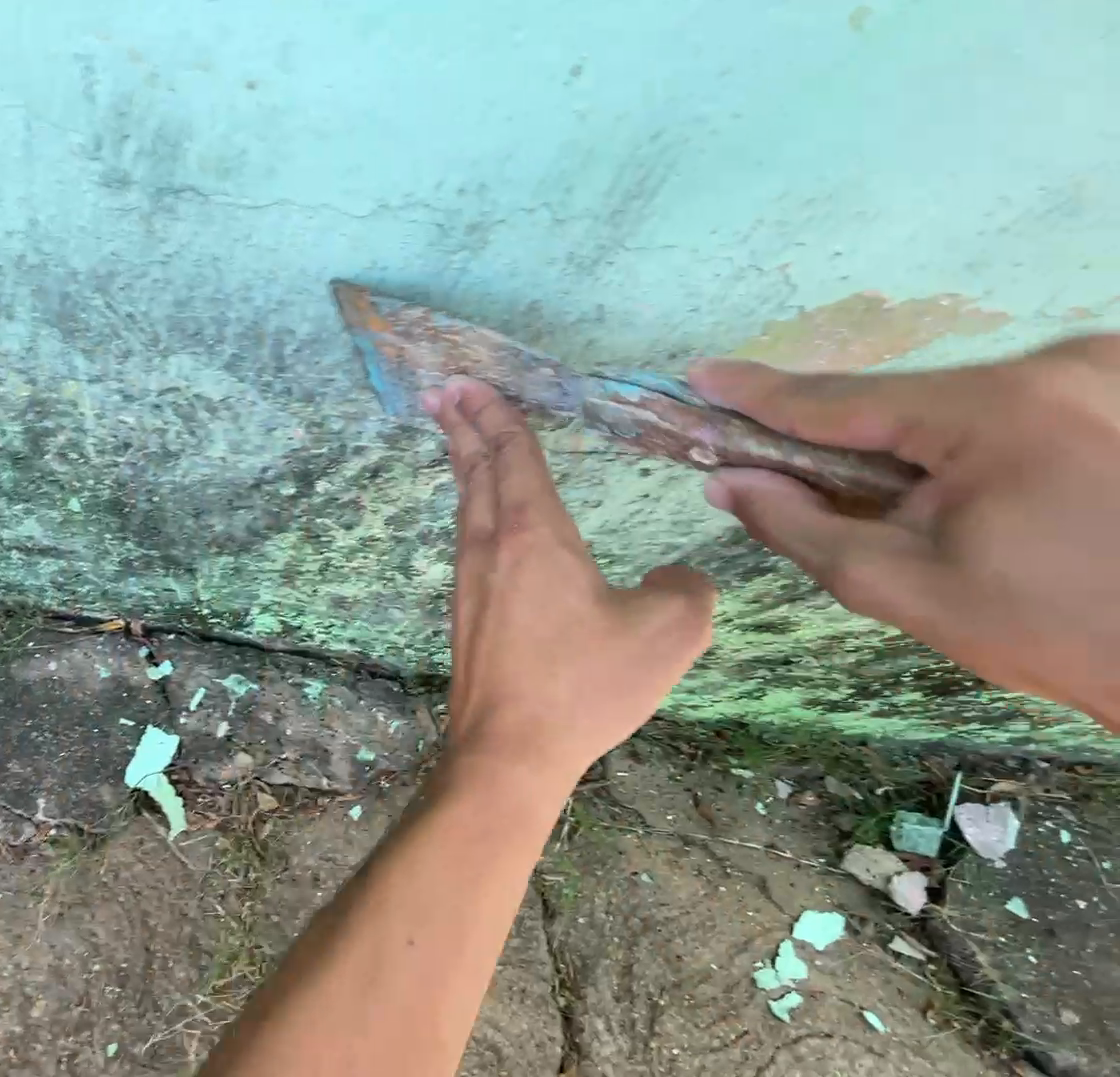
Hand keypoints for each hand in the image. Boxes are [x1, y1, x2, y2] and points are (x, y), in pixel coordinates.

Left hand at [422, 377, 716, 781]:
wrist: (507, 746)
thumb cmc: (583, 685)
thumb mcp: (667, 633)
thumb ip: (685, 588)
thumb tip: (675, 576)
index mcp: (533, 534)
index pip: (514, 456)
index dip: (498, 415)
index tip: (472, 384)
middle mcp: (491, 545)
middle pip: (476, 469)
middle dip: (464, 424)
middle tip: (444, 390)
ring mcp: (469, 577)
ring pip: (466, 502)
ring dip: (463, 462)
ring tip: (456, 434)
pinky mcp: (464, 608)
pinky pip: (467, 535)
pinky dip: (470, 504)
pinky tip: (476, 512)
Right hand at [691, 335, 1119, 728]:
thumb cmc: (1062, 629)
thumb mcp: (901, 585)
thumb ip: (798, 526)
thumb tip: (725, 481)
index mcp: (1000, 410)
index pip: (837, 400)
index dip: (756, 392)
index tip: (697, 376)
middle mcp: (1065, 363)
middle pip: (901, 402)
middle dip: (843, 445)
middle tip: (806, 491)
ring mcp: (1113, 369)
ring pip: (956, 405)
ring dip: (911, 448)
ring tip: (925, 515)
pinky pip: (1013, 405)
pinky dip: (969, 444)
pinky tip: (991, 497)